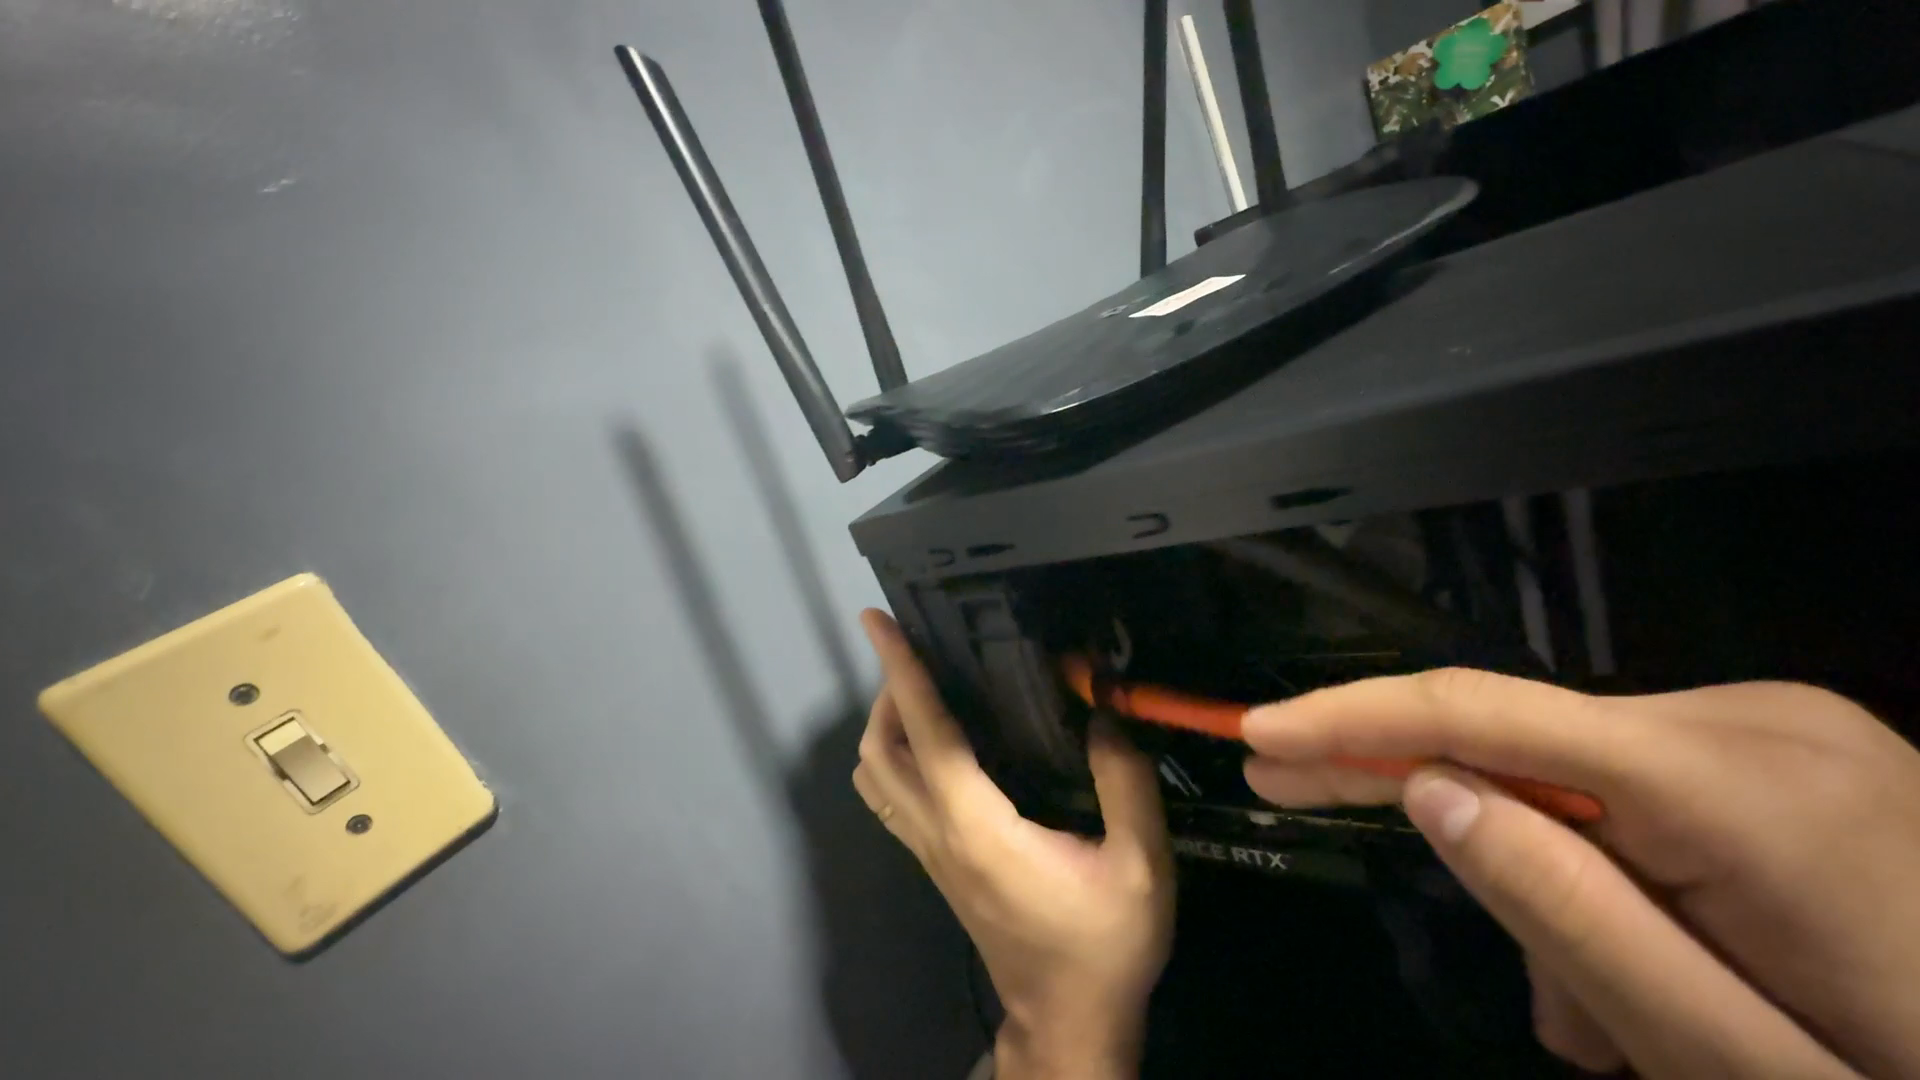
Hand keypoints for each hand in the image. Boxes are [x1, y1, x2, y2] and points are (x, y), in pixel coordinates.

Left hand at [854, 610, 1174, 1079]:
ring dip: (885, 726)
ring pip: (874, 778)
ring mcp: (928, 853)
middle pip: (879, 750)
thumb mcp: (1140, 863)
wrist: (1069, 1018)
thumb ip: (1125, 780)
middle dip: (888, 692)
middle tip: (921, 652)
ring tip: (924, 691)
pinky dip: (896, 757)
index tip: (876, 624)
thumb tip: (1104, 709)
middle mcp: (937, 833)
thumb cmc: (1102, 945)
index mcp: (977, 826)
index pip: (925, 733)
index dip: (901, 672)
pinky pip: (890, 798)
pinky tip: (936, 744)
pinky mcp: (935, 865)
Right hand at [1243, 670, 1919, 1077]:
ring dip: (1531, 870)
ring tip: (1592, 1016)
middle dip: (1398, 774)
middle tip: (1285, 784)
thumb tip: (1426, 790)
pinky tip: (1638, 963)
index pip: (1485, 715)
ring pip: (1566, 776)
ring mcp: (1774, 735)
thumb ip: (1563, 912)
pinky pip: (1625, 791)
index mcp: (1742, 783)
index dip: (1352, 718)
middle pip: (1512, 734)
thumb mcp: (1723, 1054)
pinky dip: (1590, 863)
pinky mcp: (1778, 760)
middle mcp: (1751, 722)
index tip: (1256, 731)